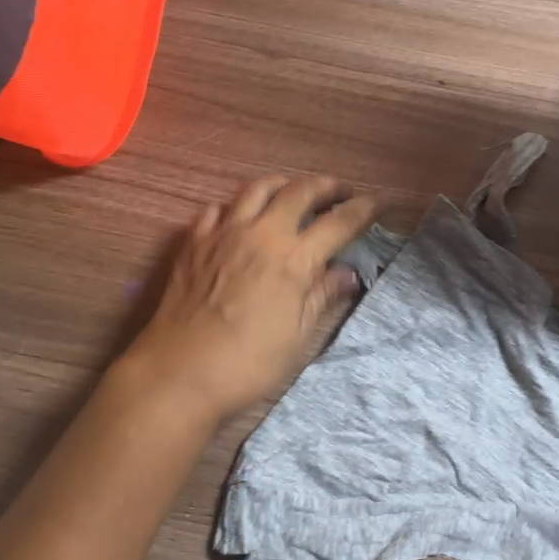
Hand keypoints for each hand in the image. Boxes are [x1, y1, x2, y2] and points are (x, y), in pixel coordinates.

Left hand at [116, 174, 380, 423]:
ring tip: (294, 193)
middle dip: (326, 186)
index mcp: (293, 260)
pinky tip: (241, 218)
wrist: (178, 374)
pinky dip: (237, 206)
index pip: (338, 223)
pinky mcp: (193, 242)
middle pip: (300, 191)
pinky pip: (217, 208)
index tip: (379, 202)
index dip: (364, 209)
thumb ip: (322, 297)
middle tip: (340, 192)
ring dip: (283, 185)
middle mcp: (260, 234)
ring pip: (257, 188)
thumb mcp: (297, 338)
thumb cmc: (248, 365)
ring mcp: (222, 233)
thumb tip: (347, 273)